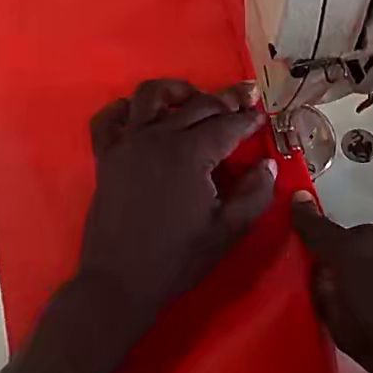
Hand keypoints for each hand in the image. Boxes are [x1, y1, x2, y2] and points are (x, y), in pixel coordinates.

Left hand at [75, 79, 277, 327]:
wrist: (120, 281)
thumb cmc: (177, 259)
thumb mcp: (226, 231)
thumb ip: (253, 194)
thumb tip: (267, 165)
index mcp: (191, 153)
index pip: (227, 125)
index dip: (249, 120)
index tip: (262, 116)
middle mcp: (158, 137)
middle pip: (197, 105)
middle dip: (226, 100)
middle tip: (245, 98)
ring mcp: (127, 144)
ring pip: (151, 96)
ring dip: (178, 90)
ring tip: (194, 97)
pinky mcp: (105, 157)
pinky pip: (109, 118)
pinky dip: (126, 109)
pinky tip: (140, 115)